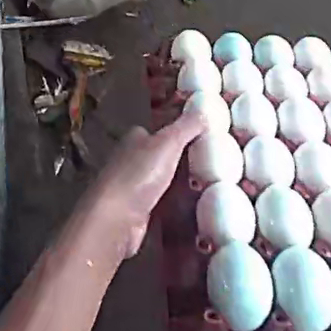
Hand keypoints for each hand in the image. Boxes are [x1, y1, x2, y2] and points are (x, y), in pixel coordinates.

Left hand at [78, 112, 203, 258]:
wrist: (115, 220)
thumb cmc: (139, 174)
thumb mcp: (168, 142)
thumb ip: (186, 126)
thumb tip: (205, 110)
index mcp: (135, 137)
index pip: (160, 130)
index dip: (181, 133)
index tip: (205, 140)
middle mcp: (132, 159)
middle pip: (163, 157)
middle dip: (185, 163)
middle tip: (214, 169)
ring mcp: (133, 187)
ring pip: (164, 183)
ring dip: (182, 187)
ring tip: (211, 190)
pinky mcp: (137, 212)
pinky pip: (163, 205)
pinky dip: (176, 207)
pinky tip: (195, 211)